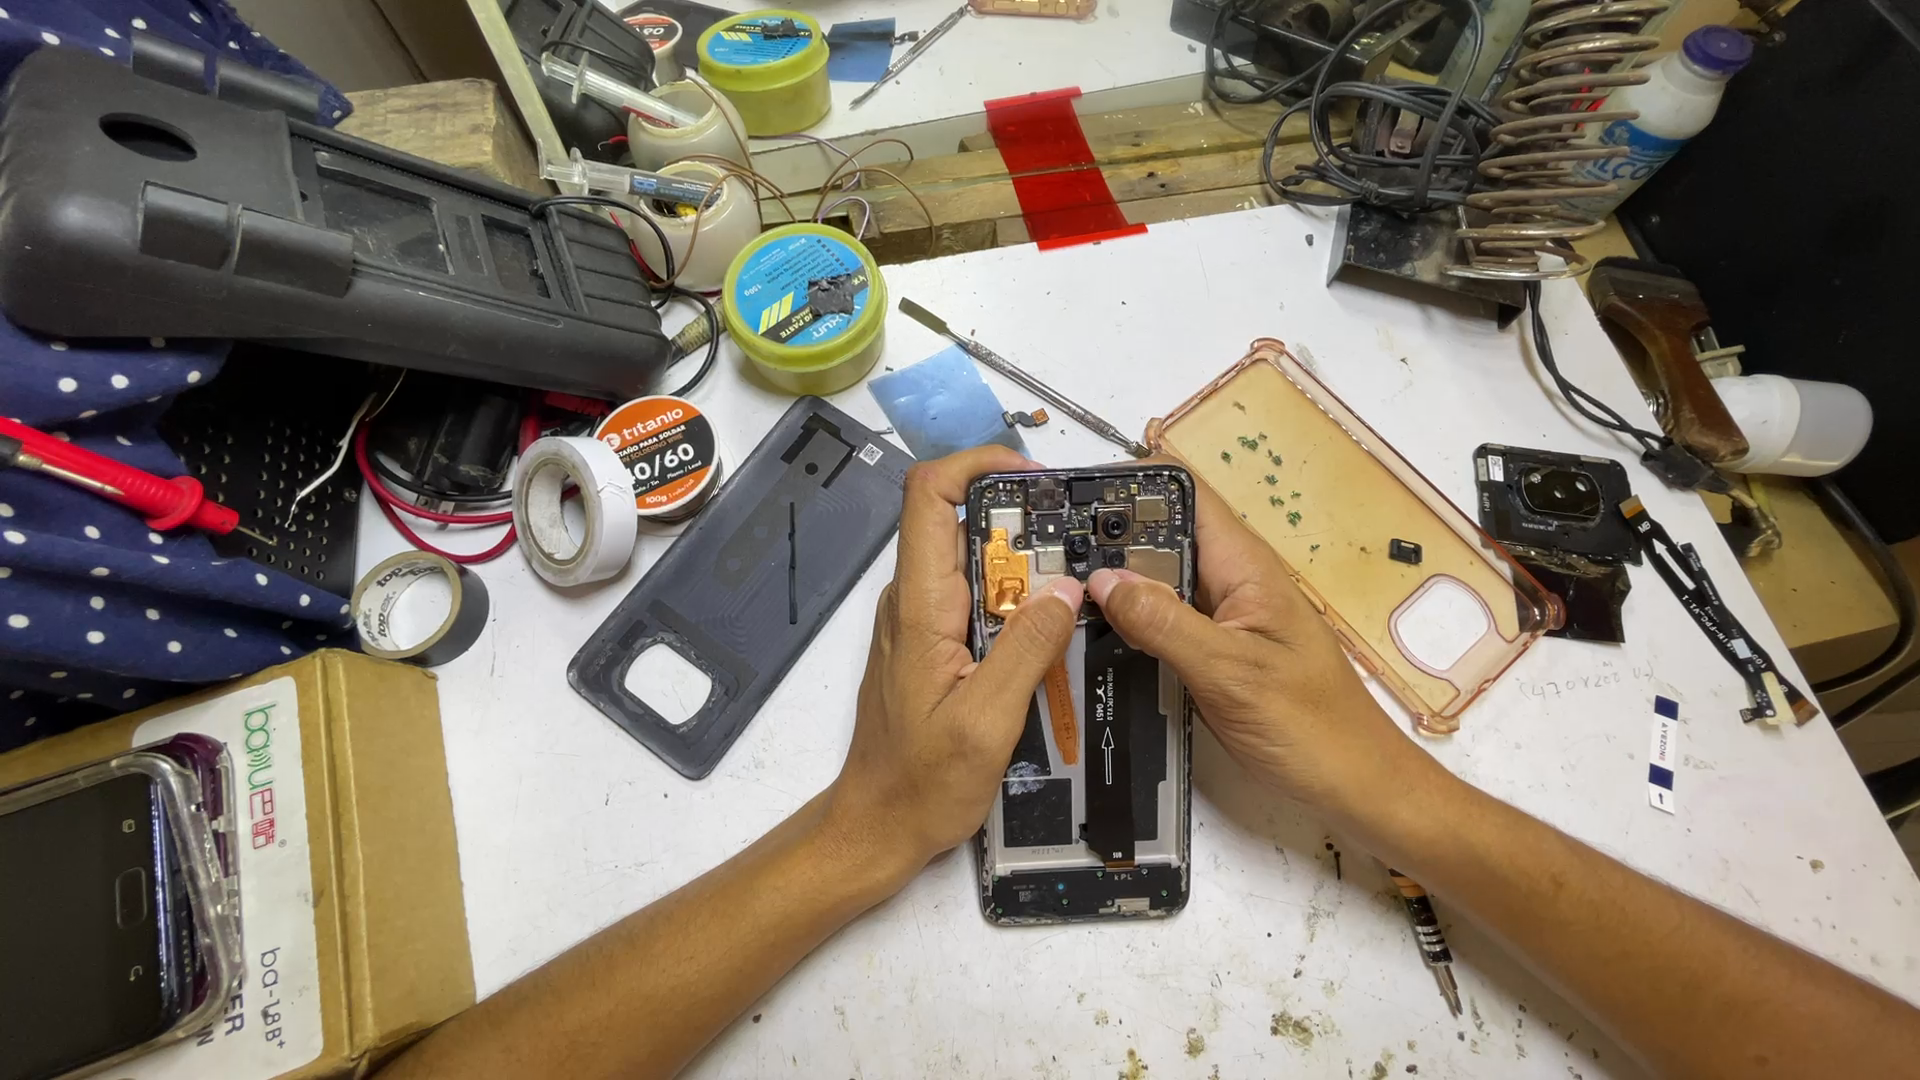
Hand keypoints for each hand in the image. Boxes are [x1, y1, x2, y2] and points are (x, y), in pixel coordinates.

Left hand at [826, 447, 1083, 877]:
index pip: (927, 497)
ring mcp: (918, 620)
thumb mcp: (987, 722)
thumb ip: (1026, 649)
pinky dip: (1012, 594)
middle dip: (1018, 516)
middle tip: (1077, 537)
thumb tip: (1068, 585)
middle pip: (956, 521)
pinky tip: (1047, 623)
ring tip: (1075, 578)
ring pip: (969, 559)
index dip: (976, 465)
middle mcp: (912, 598)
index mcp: (919, 605)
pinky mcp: (930, 642)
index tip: (1035, 478)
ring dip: (1021, 559)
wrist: (876, 824)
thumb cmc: (922, 783)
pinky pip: (972, 596)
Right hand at [1085, 474, 1426, 818]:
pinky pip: (1160, 616)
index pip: (1184, 496)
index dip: (1133, 484)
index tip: (1075, 496)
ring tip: (1053, 581)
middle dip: (1108, 531)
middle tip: (1045, 546)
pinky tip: (1089, 628)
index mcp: (1242, 565)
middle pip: (1161, 533)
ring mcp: (1218, 613)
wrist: (1352, 783)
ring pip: (1157, 576)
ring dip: (1113, 575)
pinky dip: (1126, 615)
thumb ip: (1165, 623)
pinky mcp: (1209, 645)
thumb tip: (1101, 578)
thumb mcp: (1230, 672)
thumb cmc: (1306, 724)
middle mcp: (1228, 578)